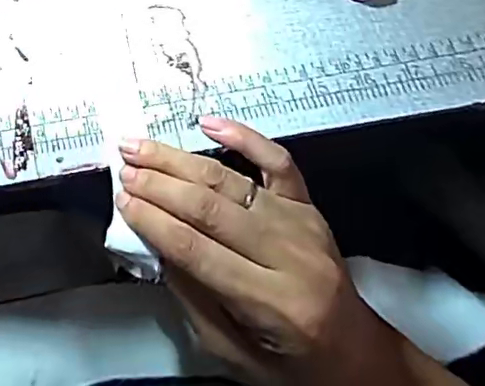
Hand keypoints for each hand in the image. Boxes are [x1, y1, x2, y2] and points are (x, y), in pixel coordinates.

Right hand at [117, 119, 415, 385]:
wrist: (363, 361)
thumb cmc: (293, 365)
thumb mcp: (234, 353)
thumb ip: (190, 296)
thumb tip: (150, 239)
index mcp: (276, 306)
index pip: (197, 251)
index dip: (153, 221)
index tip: (121, 200)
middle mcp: (292, 259)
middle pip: (210, 208)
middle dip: (159, 185)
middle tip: (124, 169)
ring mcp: (303, 225)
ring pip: (230, 180)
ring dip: (178, 160)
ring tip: (139, 147)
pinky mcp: (308, 206)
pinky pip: (278, 162)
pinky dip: (243, 136)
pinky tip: (208, 123)